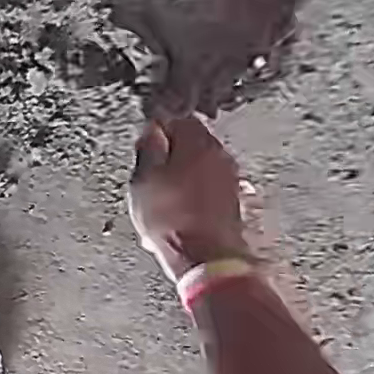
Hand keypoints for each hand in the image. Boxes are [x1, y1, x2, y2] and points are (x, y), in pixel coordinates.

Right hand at [127, 115, 250, 282]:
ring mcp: (228, 177)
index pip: (177, 117)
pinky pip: (205, 184)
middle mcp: (219, 155)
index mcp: (197, 143)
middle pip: (192, 140)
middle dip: (169, 150)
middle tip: (147, 167)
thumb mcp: (143, 180)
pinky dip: (189, 189)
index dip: (156, 126)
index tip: (142, 139)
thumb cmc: (170, 218)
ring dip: (179, 171)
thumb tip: (151, 131)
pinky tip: (174, 207)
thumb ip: (147, 149)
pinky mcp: (230, 199)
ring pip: (198, 163)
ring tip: (158, 192)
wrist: (204, 256)